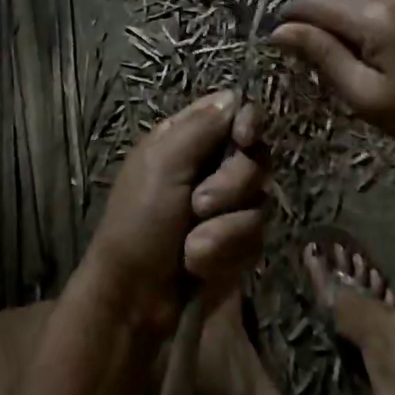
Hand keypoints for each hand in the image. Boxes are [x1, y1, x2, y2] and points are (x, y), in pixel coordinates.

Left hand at [83, 90, 269, 329]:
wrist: (135, 298)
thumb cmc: (139, 222)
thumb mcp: (161, 164)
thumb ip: (200, 128)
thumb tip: (234, 95)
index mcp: (186, 138)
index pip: (234, 112)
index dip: (248, 121)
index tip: (245, 138)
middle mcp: (211, 166)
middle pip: (256, 157)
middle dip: (231, 185)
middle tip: (199, 205)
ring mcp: (227, 206)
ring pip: (259, 201)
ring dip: (224, 228)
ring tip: (192, 247)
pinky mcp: (238, 243)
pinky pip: (255, 237)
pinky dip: (227, 252)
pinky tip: (200, 264)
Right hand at [270, 0, 394, 157]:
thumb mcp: (364, 96)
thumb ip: (321, 56)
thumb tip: (278, 31)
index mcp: (374, 16)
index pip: (309, 2)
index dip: (286, 21)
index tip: (278, 50)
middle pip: (327, 1)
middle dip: (312, 28)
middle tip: (314, 71)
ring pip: (346, 4)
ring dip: (334, 30)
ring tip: (345, 70)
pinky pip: (367, 9)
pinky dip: (356, 29)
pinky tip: (369, 60)